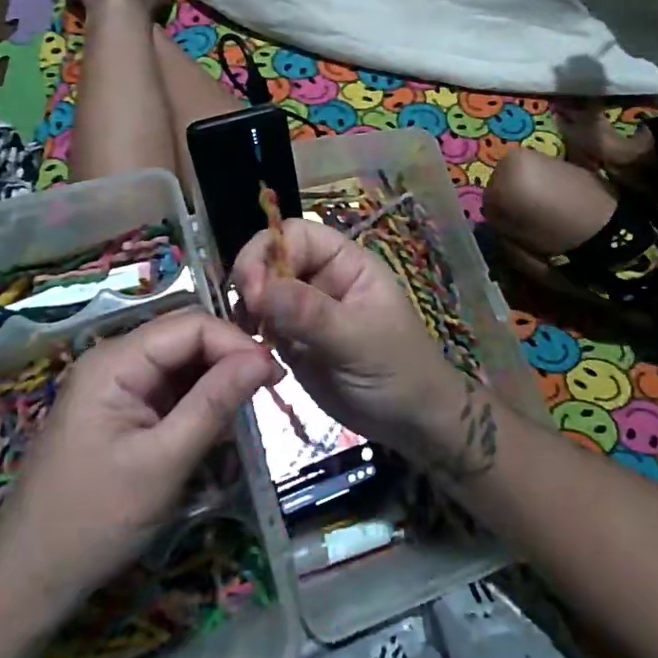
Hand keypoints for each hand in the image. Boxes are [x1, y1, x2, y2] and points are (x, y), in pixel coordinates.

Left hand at [0, 310, 279, 604]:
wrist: (29, 579)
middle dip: (230, 359)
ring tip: (253, 408)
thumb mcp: (163, 462)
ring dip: (219, 382)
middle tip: (272, 391)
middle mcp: (115, 361)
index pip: (190, 326)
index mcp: (115, 362)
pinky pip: (172, 391)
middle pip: (186, 339)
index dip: (236, 343)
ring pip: (183, 365)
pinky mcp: (123, 412)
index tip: (275, 376)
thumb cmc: (94, 519)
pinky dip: (200, 402)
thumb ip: (214, 404)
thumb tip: (265, 358)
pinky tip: (221, 424)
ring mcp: (117, 387)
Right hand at [232, 219, 461, 454]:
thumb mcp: (358, 340)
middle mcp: (321, 278)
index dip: (269, 252)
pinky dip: (250, 335)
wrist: (411, 423)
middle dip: (252, 282)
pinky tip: (253, 354)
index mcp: (346, 262)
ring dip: (246, 310)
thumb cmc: (398, 372)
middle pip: (271, 259)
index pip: (296, 235)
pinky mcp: (292, 339)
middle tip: (246, 319)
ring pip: (261, 292)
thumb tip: (260, 289)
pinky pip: (261, 325)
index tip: (253, 290)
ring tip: (248, 338)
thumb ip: (311, 314)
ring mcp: (304, 309)